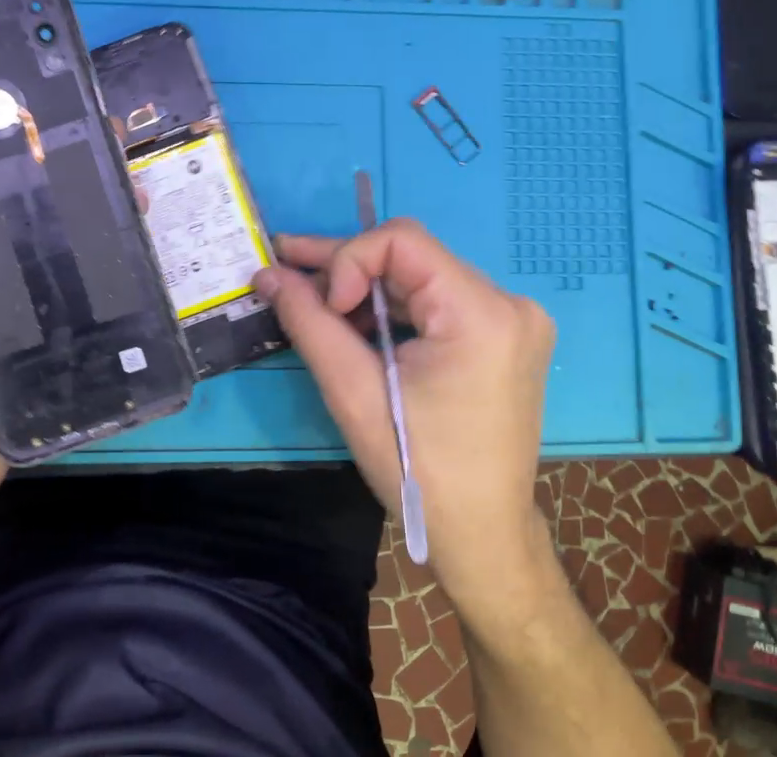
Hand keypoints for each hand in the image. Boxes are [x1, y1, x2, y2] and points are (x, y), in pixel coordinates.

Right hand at [253, 220, 556, 598]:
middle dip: (344, 270)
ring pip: (417, 278)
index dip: (346, 260)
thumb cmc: (417, 468)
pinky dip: (388, 311)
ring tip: (314, 310)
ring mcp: (510, 322)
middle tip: (284, 276)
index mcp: (483, 314)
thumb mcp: (352, 391)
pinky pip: (432, 303)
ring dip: (362, 291)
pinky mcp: (501, 339)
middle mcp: (508, 304)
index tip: (321, 307)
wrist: (481, 534)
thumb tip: (266, 273)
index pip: (401, 241)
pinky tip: (351, 328)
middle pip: (409, 257)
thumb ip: (308, 321)